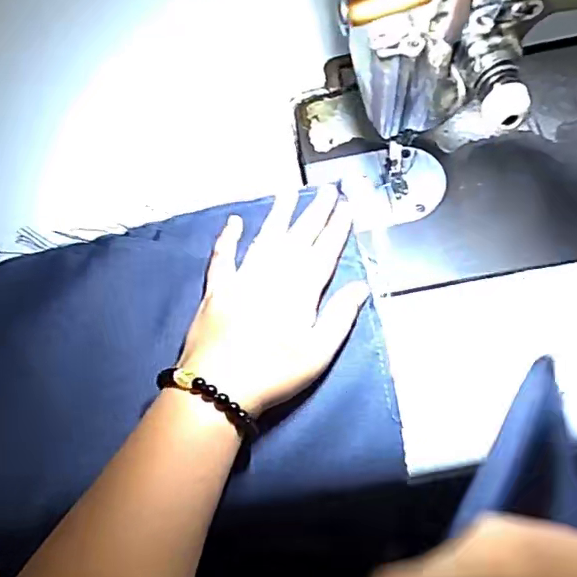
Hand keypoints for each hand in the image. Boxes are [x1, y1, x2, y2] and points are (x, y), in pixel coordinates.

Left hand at [176, 186, 370, 416]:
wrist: (217, 387)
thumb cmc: (274, 374)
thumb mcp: (318, 352)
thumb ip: (340, 316)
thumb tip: (360, 287)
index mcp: (300, 291)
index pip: (323, 251)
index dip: (336, 228)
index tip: (346, 207)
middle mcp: (271, 276)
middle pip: (297, 237)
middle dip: (314, 212)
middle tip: (327, 190)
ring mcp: (241, 279)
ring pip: (264, 238)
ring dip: (278, 214)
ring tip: (288, 192)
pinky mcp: (217, 290)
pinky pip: (223, 257)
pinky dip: (229, 238)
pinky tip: (235, 222)